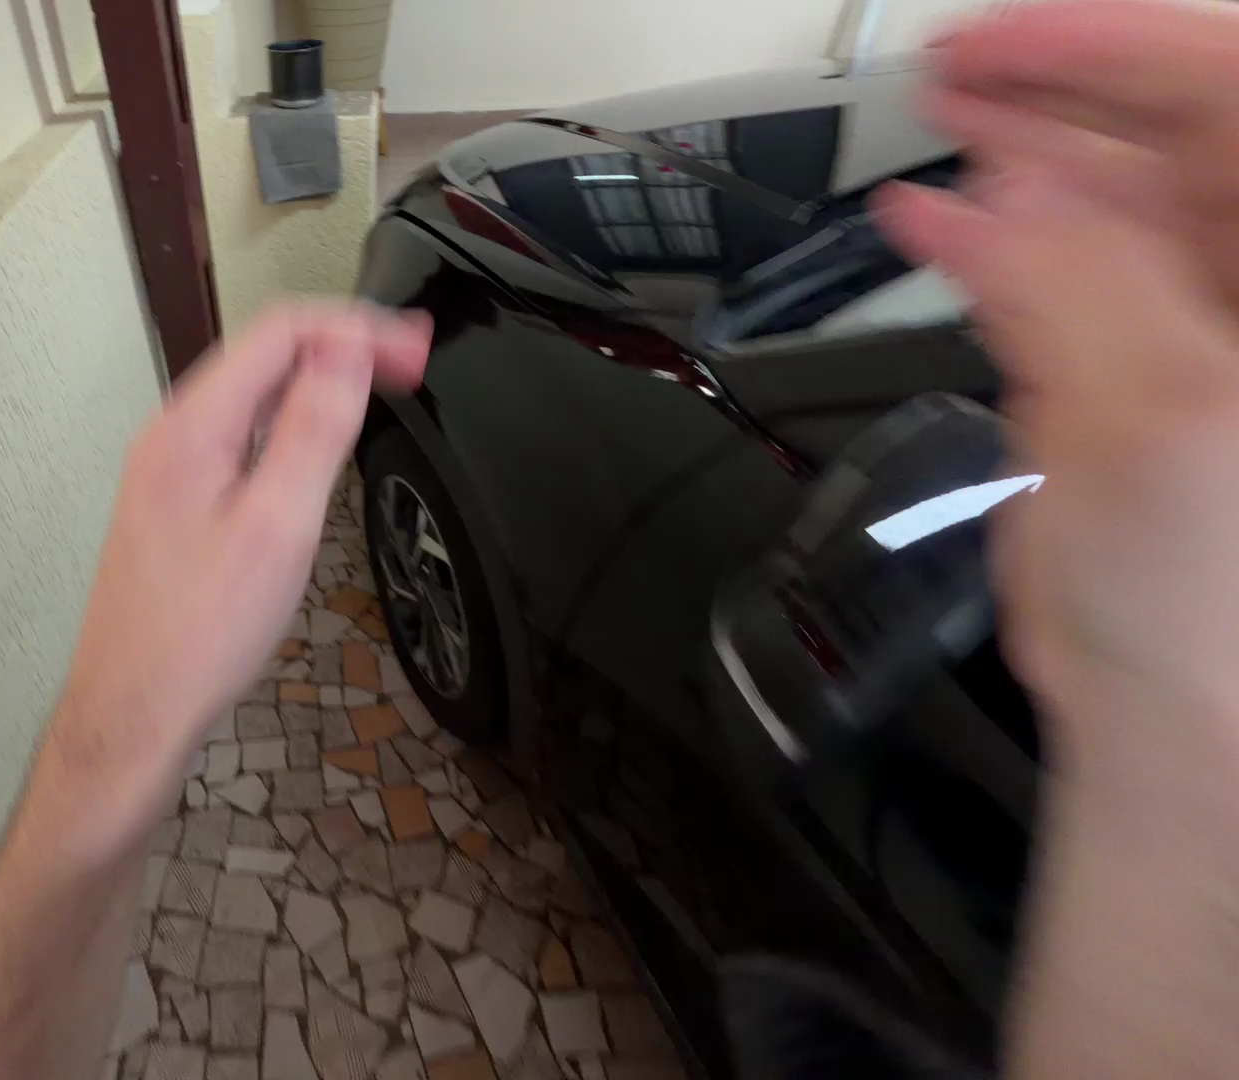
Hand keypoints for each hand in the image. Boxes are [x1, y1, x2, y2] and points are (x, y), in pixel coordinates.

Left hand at [45, 302, 429, 815]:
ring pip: (249, 399)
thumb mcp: (276, 526)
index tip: (416, 351)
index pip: (281, 334)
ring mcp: (168, 471)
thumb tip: (347, 351)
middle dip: (339, 348)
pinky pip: (236, 440)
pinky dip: (285, 425)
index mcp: (192, 427)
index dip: (356, 328)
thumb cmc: (202, 631)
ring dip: (314, 384)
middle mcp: (171, 436)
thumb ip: (312, 430)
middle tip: (408, 366)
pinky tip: (310, 446)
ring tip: (372, 392)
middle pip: (262, 358)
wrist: (134, 709)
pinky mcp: (175, 505)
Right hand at [875, 0, 1238, 770]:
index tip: (990, 47)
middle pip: (1191, 140)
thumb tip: (1000, 198)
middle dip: (1063, 96)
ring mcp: (1208, 327)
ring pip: (1119, 206)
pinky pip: (1065, 278)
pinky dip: (997, 247)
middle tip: (956, 70)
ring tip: (941, 131)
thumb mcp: (1152, 427)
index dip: (1112, 53)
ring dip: (1021, 170)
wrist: (1181, 706)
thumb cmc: (1220, 607)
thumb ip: (1078, 296)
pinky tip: (943, 223)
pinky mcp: (1135, 372)